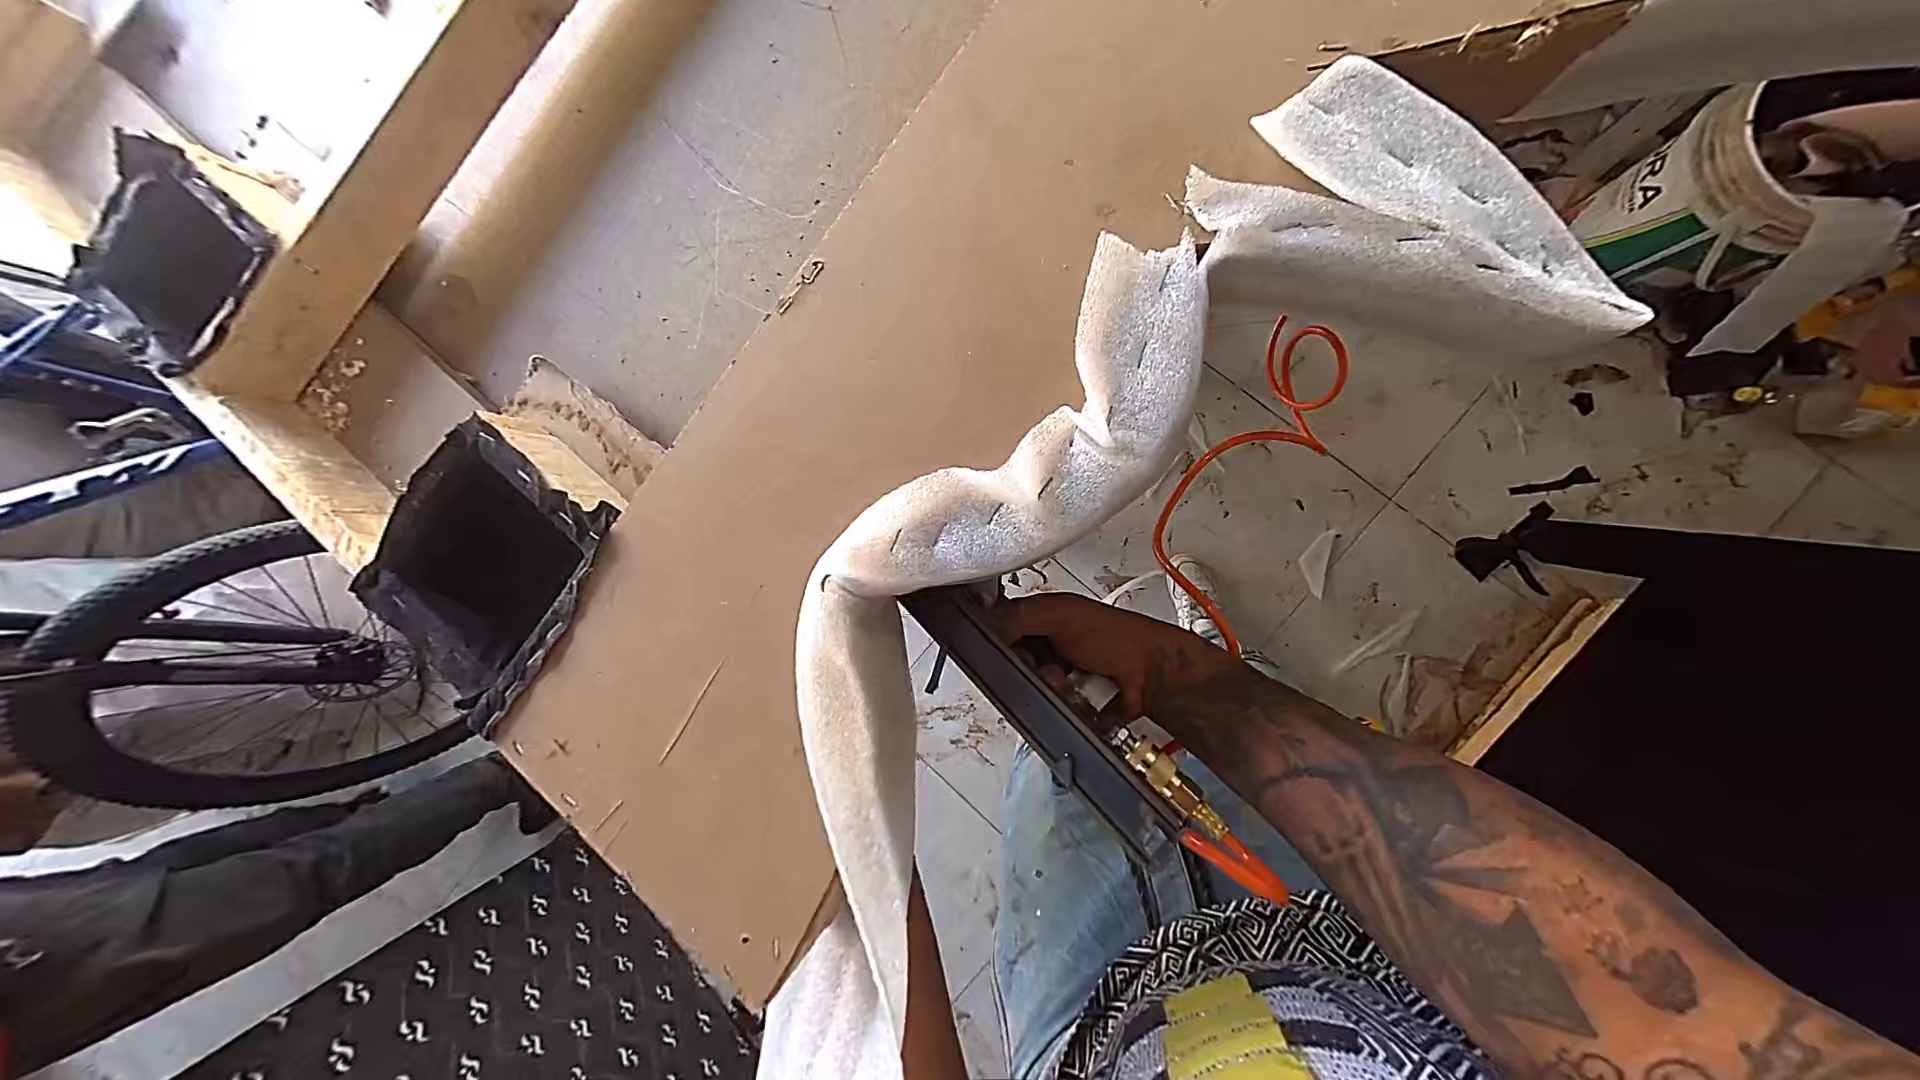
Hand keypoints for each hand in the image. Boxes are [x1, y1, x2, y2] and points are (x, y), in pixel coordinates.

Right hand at [990, 592, 1240, 720]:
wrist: (1151, 674)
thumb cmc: (1116, 635)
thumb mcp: (1062, 614)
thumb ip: (1019, 616)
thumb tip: (986, 624)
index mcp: (1037, 617)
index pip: (998, 628)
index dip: (1000, 641)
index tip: (1012, 649)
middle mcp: (1042, 645)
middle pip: (1010, 663)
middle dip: (1028, 669)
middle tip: (1050, 667)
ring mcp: (1052, 674)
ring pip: (1026, 688)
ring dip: (1045, 688)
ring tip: (1068, 682)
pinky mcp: (1062, 700)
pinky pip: (1044, 706)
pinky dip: (1057, 703)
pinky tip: (1074, 695)